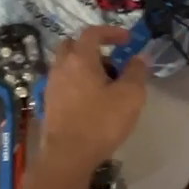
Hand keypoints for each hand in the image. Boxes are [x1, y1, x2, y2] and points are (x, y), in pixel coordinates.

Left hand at [42, 26, 147, 174]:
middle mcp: (61, 67)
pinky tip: (91, 101)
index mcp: (80, 59)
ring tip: (105, 85)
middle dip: (93, 48)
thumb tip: (140, 57)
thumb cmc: (101, 122)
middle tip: (112, 61)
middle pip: (73, 45)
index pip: (92, 33)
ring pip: (67, 65)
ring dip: (85, 67)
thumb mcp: (130, 96)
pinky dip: (77, 83)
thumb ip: (136, 72)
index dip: (111, 32)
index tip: (127, 39)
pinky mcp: (49, 104)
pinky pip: (64, 83)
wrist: (67, 156)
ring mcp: (52, 86)